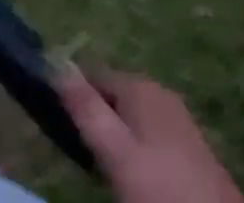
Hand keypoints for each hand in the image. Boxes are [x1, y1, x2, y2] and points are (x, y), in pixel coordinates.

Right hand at [59, 68, 243, 202]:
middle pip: (108, 94)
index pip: (86, 74)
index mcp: (139, 86)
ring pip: (126, 114)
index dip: (71, 98)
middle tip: (88, 149)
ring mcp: (178, 117)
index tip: (66, 127)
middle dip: (94, 116)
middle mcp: (160, 92)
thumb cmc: (157, 185)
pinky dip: (134, 145)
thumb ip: (83, 104)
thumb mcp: (112, 147)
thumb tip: (54, 59)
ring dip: (113, 133)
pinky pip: (145, 130)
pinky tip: (135, 170)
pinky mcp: (189, 142)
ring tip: (109, 163)